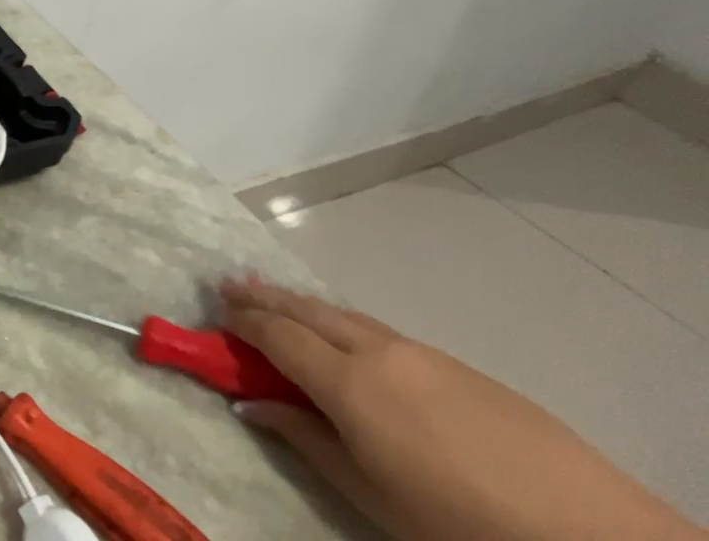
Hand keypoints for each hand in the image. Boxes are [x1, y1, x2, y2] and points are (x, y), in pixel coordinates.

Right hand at [222, 277, 700, 540]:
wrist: (586, 528)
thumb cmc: (453, 517)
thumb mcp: (367, 492)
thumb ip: (306, 439)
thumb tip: (252, 406)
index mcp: (347, 381)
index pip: (277, 335)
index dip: (241, 320)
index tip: (213, 308)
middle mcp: (378, 352)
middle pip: (308, 310)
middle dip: (265, 295)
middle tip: (230, 284)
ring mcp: (423, 353)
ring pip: (347, 315)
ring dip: (305, 305)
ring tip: (278, 299)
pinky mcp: (460, 366)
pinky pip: (382, 331)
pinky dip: (345, 323)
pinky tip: (345, 337)